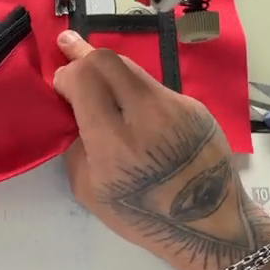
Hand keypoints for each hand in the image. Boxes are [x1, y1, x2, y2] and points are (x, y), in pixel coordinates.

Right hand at [51, 30, 257, 269]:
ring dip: (108, 68)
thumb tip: (73, 112)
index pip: (84, 78)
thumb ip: (75, 145)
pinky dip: (134, 90)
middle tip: (67, 45)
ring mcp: (175, 106)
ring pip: (132, 68)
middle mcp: (146, 115)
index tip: (59, 83)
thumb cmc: (142, 216)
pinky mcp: (193, 106)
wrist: (209, 224)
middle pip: (108, 60)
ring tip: (91, 62)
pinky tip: (130, 104)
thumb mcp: (89, 190)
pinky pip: (153, 87)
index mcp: (114, 142)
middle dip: (83, 53)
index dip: (66, 73)